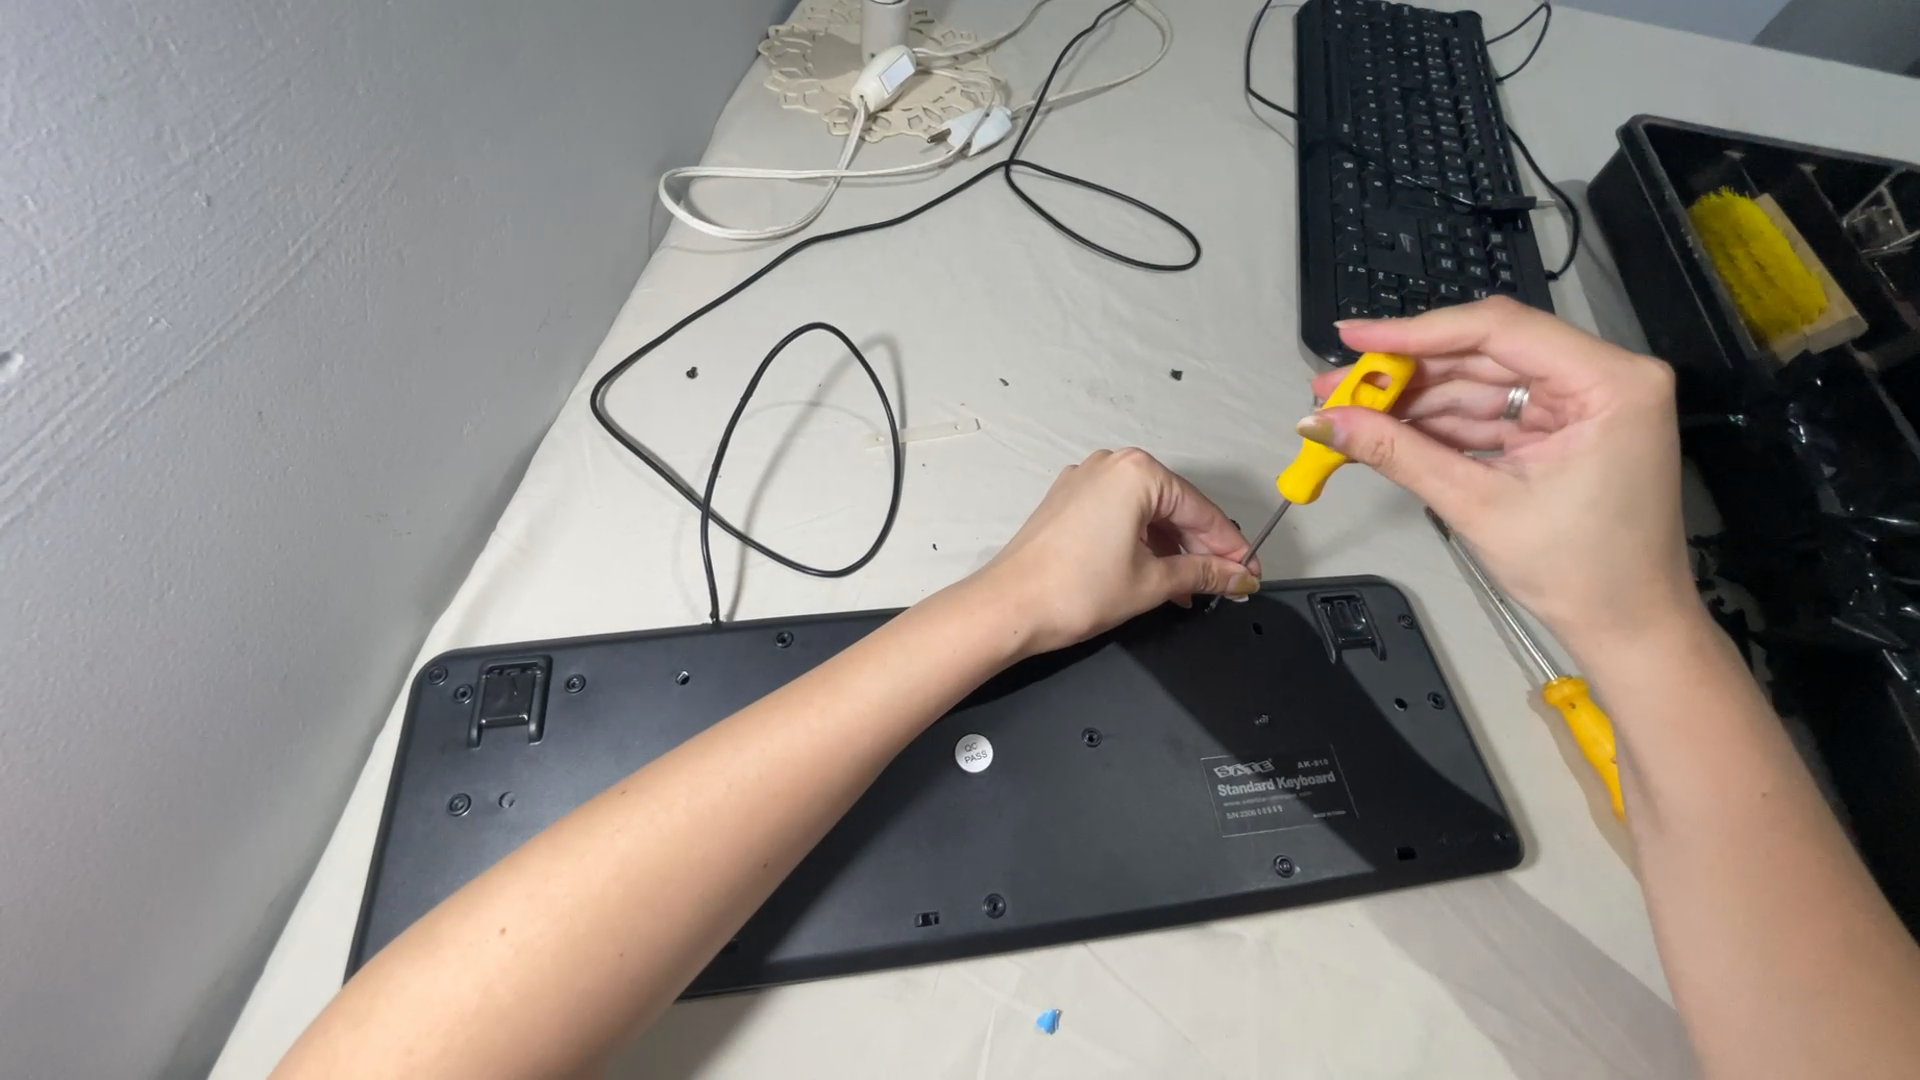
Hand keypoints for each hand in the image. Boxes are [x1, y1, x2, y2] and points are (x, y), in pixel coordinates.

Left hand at [969, 449, 1259, 657]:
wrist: (1008, 608)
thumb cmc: (1072, 591)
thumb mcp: (1152, 582)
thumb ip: (1203, 574)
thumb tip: (1236, 575)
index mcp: (1135, 473)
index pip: (1200, 510)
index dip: (1230, 546)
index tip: (1248, 571)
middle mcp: (1108, 466)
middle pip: (1173, 507)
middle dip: (1200, 548)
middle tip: (1226, 582)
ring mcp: (1082, 482)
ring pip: (1145, 513)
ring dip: (1171, 549)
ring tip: (1192, 589)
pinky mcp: (1066, 503)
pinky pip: (1118, 517)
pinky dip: (1140, 543)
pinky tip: (1157, 576)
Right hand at [1303, 298, 1694, 658]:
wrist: (1625, 623)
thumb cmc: (1575, 568)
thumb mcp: (1474, 503)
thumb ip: (1395, 453)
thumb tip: (1321, 423)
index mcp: (1607, 382)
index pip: (1496, 331)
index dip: (1414, 333)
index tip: (1352, 338)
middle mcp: (1598, 378)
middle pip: (1482, 354)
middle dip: (1403, 372)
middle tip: (1335, 385)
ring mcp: (1577, 404)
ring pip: (1476, 383)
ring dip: (1410, 400)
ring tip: (1347, 412)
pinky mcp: (1557, 429)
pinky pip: (1485, 412)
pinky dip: (1434, 423)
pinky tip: (1385, 430)